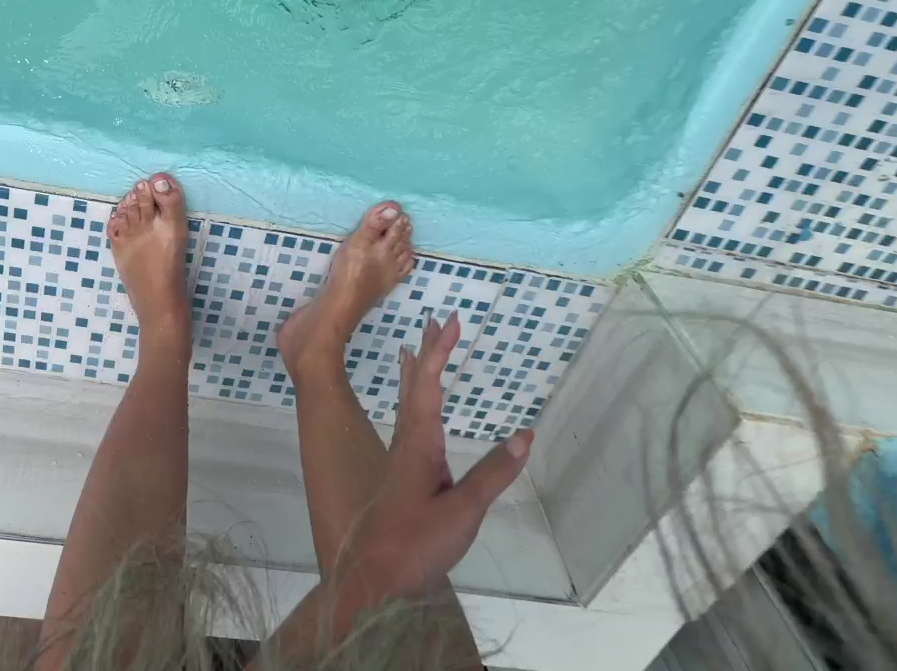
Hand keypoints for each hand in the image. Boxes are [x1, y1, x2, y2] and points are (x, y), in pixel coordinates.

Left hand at [337, 315, 532, 596]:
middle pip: (415, 385)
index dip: (439, 350)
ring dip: (416, 371)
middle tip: (434, 320)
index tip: (449, 319)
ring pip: (407, 401)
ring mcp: (400, 458)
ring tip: (414, 347)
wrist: (372, 576)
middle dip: (427, 351)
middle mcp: (406, 441)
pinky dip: (412, 399)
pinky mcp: (400, 474)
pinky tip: (415, 408)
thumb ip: (493, 473)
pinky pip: (406, 420)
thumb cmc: (416, 542)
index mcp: (419, 442)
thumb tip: (524, 435)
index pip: (429, 384)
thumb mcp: (463, 511)